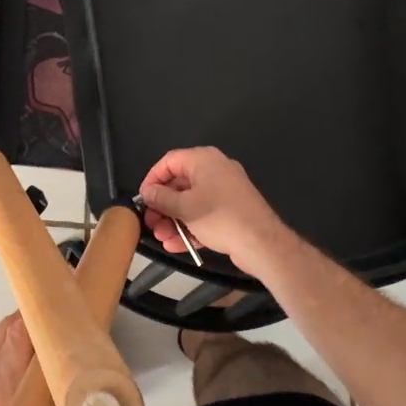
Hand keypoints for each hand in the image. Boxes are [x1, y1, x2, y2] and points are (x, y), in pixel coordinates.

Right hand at [138, 147, 292, 274]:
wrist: (262, 243)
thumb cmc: (220, 217)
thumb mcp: (185, 207)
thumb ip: (162, 198)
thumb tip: (147, 192)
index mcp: (204, 160)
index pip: (170, 161)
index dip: (153, 178)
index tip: (143, 198)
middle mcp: (214, 170)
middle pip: (180, 183)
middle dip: (163, 205)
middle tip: (151, 222)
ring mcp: (224, 192)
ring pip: (191, 202)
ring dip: (174, 220)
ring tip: (161, 237)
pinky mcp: (230, 212)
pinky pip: (204, 215)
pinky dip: (190, 227)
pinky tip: (175, 244)